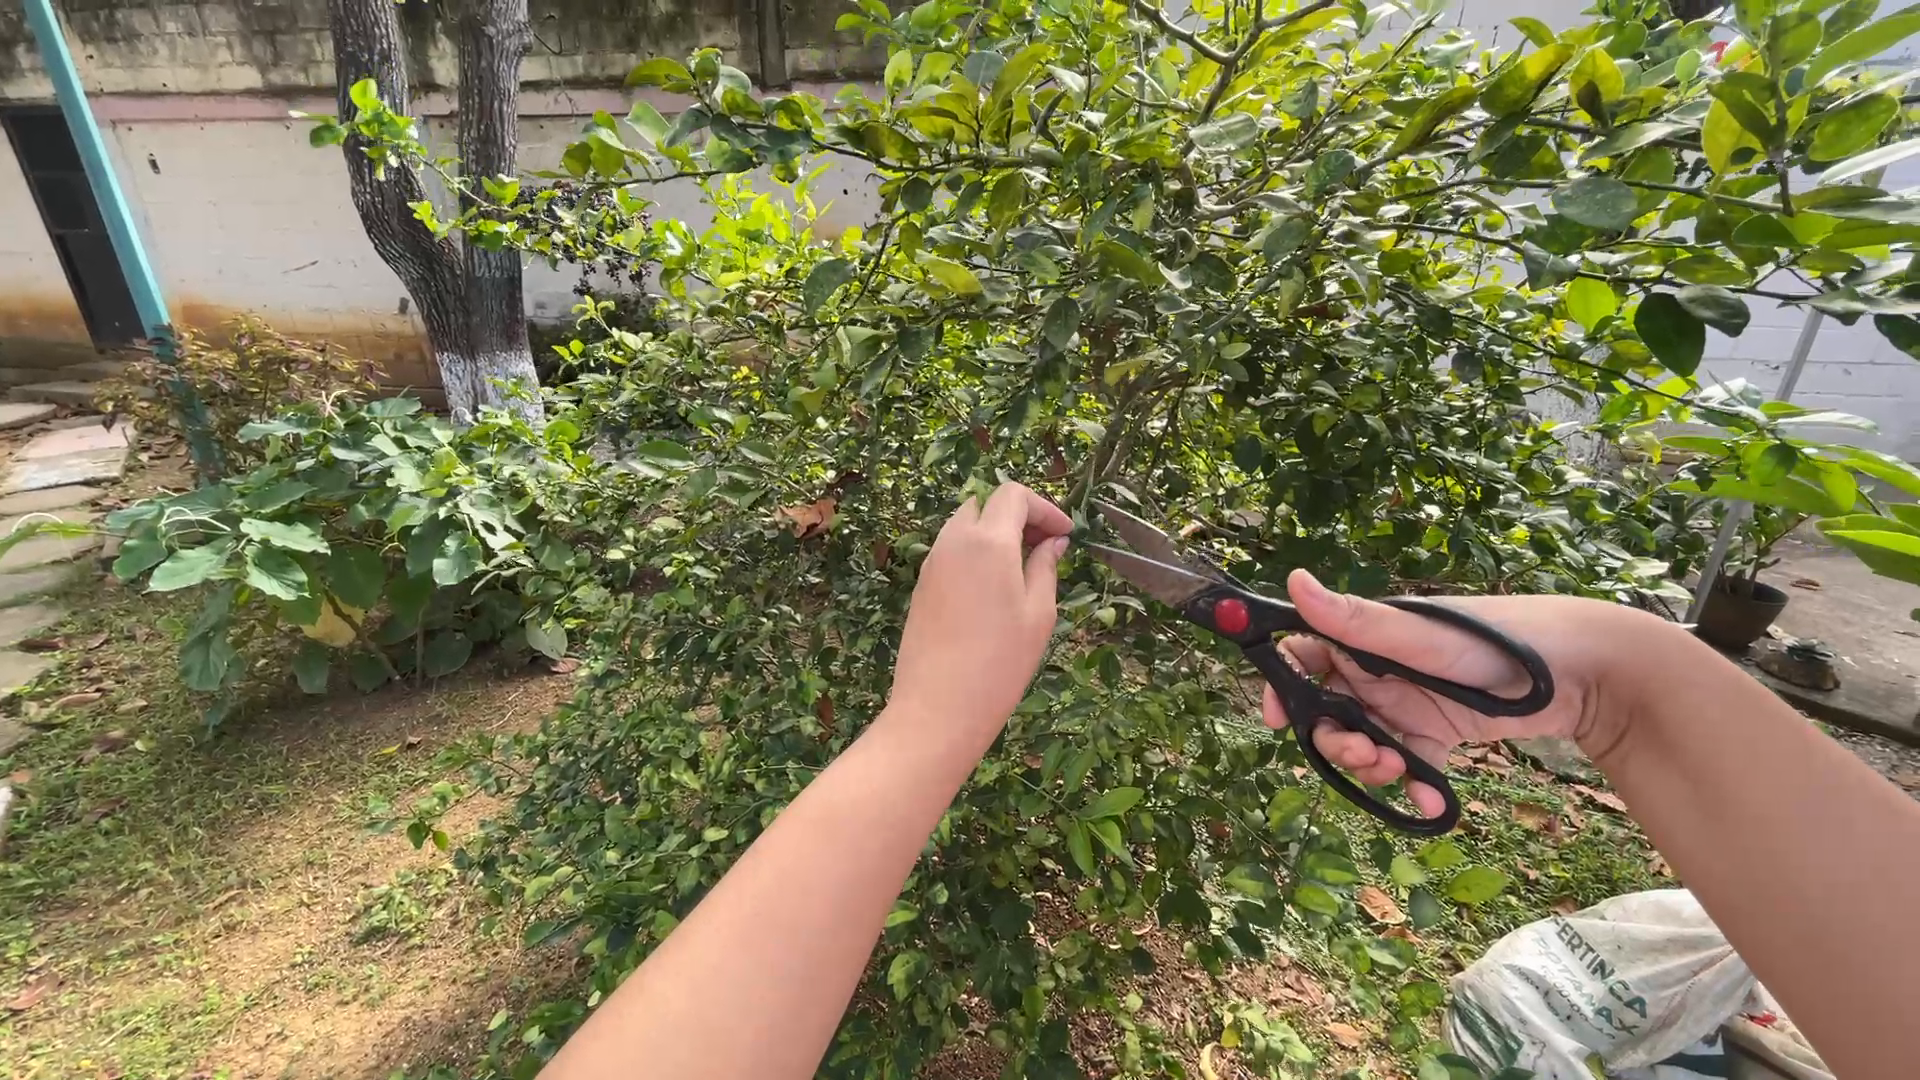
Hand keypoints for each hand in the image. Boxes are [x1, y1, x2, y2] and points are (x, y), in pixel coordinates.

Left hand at [887, 484, 1071, 743]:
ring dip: (994, 532)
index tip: (1065, 534)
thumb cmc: (1000, 662)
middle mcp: (954, 541)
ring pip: (963, 524)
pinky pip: (950, 550)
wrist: (938, 707)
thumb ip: (1045, 567)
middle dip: (1017, 514)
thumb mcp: (1038, 614)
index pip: (1012, 495)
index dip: (1044, 508)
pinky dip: (975, 551)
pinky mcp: (921, 585)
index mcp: (988, 541)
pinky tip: (993, 586)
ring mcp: (932, 562)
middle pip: (984, 503)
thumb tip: (1052, 542)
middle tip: (1044, 546)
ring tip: (1022, 566)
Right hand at [1263, 569, 1670, 816]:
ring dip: (1368, 763)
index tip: (1276, 719)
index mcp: (1363, 638)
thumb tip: (1292, 580)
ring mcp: (1405, 703)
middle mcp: (1375, 670)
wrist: (1587, 672)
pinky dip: (1414, 783)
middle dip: (1333, 738)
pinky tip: (1432, 799)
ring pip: (1362, 739)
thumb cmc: (1493, 641)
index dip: (1282, 685)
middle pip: (1328, 709)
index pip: (1303, 657)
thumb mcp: (1418, 636)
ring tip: (1395, 772)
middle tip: (1360, 754)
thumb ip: (1353, 619)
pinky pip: (1409, 763)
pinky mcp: (1436, 733)